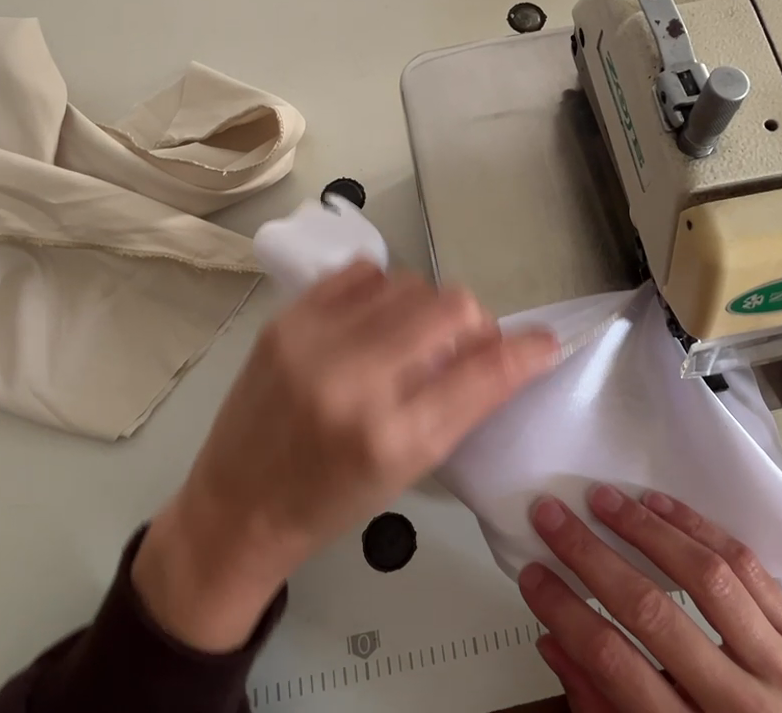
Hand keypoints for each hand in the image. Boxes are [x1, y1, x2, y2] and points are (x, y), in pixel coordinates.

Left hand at [133, 262, 559, 649]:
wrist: (236, 508)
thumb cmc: (329, 503)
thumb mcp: (408, 470)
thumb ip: (459, 405)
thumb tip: (502, 350)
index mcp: (395, 438)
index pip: (485, 372)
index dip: (527, 352)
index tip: (545, 342)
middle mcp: (355, 382)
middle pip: (452, 308)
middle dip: (475, 323)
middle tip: (465, 346)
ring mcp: (314, 342)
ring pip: (412, 283)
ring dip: (428, 306)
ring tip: (414, 337)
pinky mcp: (286, 320)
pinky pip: (362, 272)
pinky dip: (383, 290)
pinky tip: (376, 319)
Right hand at [520, 486, 781, 711]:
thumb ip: (605, 707)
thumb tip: (554, 642)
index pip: (615, 665)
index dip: (566, 613)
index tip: (531, 574)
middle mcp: (740, 704)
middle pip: (653, 613)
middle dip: (592, 557)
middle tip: (553, 517)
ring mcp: (781, 666)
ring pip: (708, 578)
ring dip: (648, 530)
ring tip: (605, 500)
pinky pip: (750, 568)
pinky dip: (701, 529)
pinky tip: (662, 507)